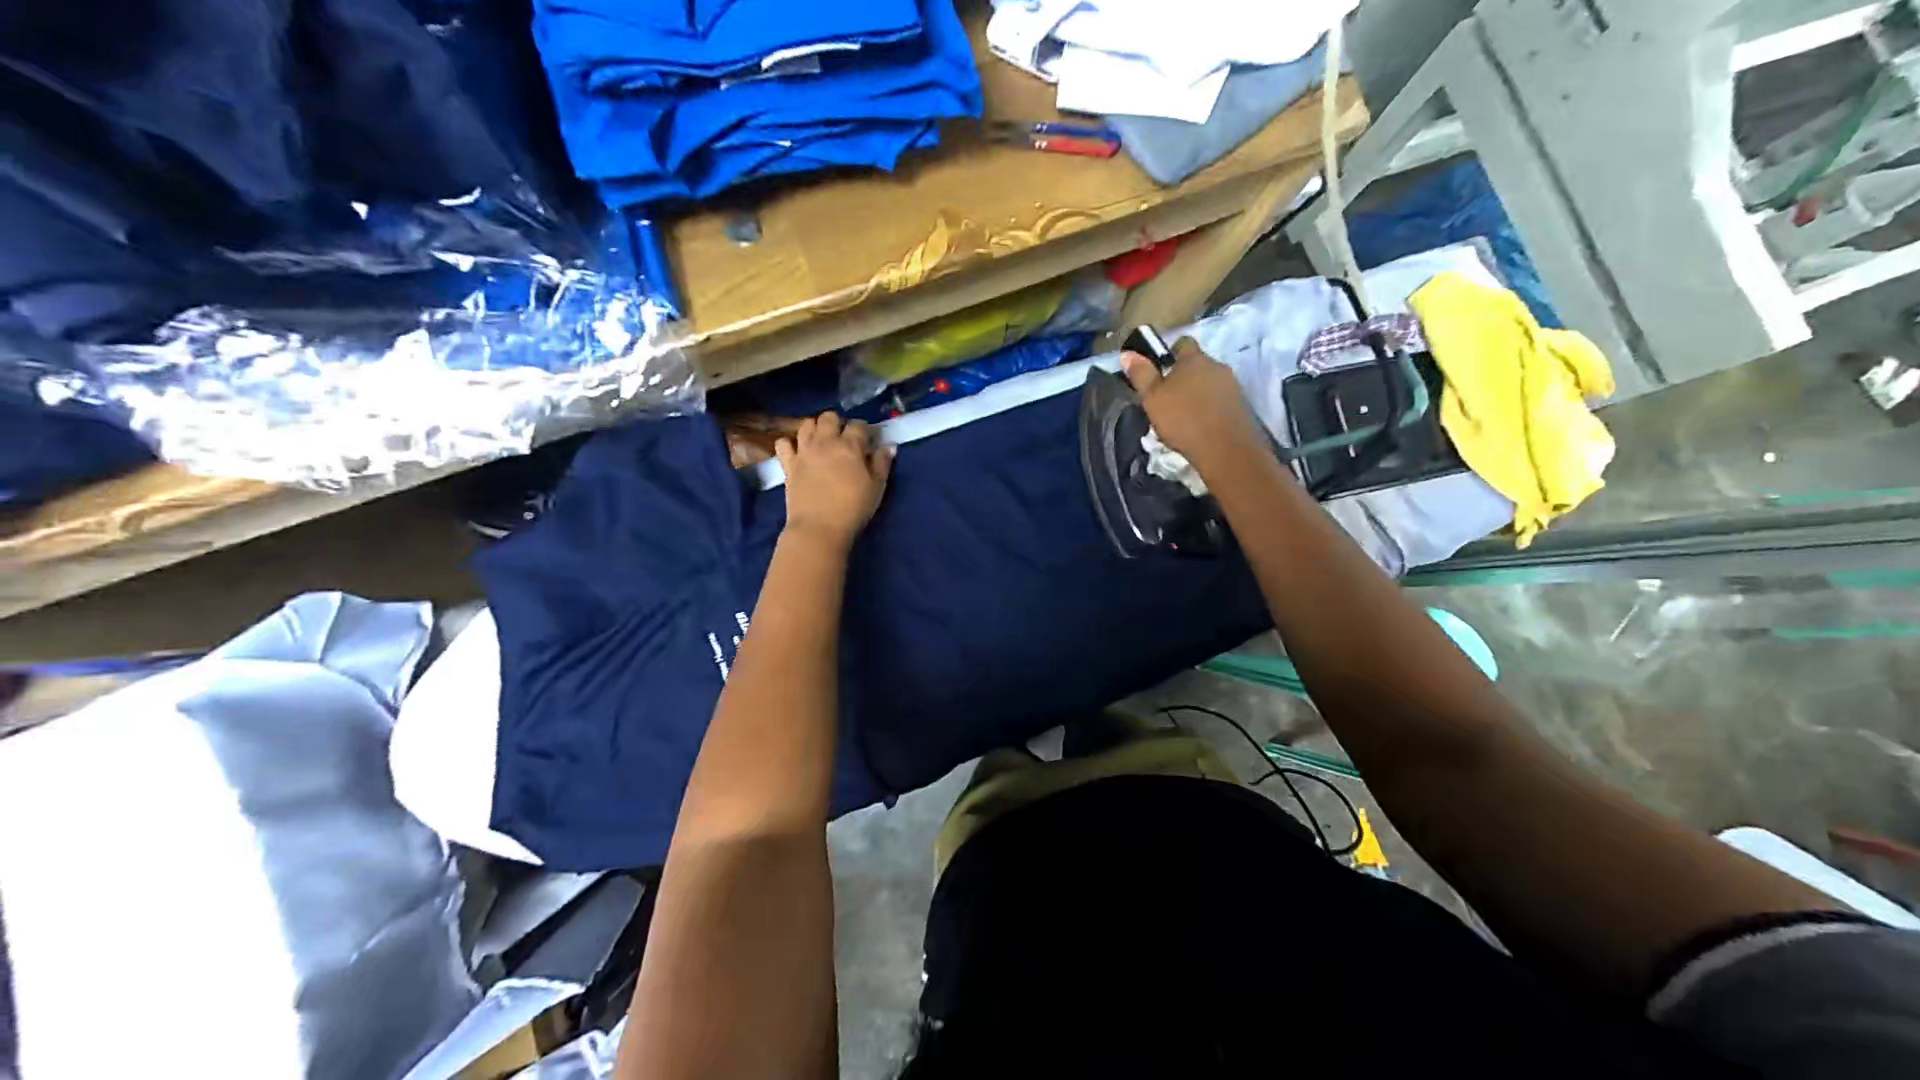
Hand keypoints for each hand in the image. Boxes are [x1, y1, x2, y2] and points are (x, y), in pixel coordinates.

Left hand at [776, 412, 894, 546]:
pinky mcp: (788, 465)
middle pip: (829, 417)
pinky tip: (797, 452)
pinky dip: (789, 444)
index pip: (858, 425)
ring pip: (806, 424)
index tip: (868, 441)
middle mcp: (825, 442)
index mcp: (849, 446)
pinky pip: (783, 444)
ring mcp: (803, 451)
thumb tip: (888, 446)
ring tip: (821, 441)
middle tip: (843, 439)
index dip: (865, 430)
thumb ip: (882, 464)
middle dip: (838, 423)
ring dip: (815, 428)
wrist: (819, 528)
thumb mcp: (876, 487)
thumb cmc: (853, 508)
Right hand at [1121, 337, 1268, 473]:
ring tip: (1184, 415)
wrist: (1225, 449)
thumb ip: (1141, 374)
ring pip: (1210, 382)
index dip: (1171, 352)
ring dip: (1198, 393)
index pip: (1183, 342)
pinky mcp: (1242, 405)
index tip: (1160, 369)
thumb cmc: (1183, 419)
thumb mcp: (1152, 398)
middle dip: (1184, 376)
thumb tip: (1127, 353)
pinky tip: (1200, 425)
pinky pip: (1220, 399)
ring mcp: (1233, 385)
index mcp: (1194, 359)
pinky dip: (1210, 407)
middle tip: (1168, 397)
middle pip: (1198, 364)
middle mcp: (1217, 365)